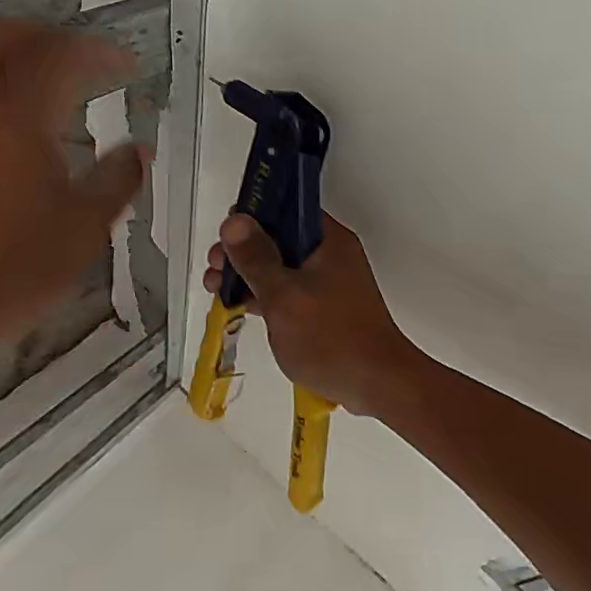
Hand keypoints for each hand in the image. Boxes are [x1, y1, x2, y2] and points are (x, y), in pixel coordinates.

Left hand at [0, 19, 143, 369]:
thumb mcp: (75, 240)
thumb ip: (113, 186)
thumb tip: (136, 152)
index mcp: (9, 115)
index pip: (62, 55)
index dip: (101, 53)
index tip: (126, 65)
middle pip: (0, 34)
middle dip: (47, 39)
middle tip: (78, 64)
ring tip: (27, 80)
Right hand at [203, 213, 427, 417]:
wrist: (375, 383)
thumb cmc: (331, 337)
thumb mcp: (283, 294)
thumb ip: (256, 257)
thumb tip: (235, 221)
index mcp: (329, 240)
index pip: (289, 208)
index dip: (255, 214)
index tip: (226, 229)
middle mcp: (331, 255)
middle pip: (281, 238)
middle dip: (245, 248)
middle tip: (216, 263)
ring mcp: (329, 283)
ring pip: (282, 266)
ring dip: (250, 273)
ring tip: (216, 286)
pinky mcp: (325, 308)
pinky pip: (289, 291)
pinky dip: (265, 295)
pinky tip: (238, 306)